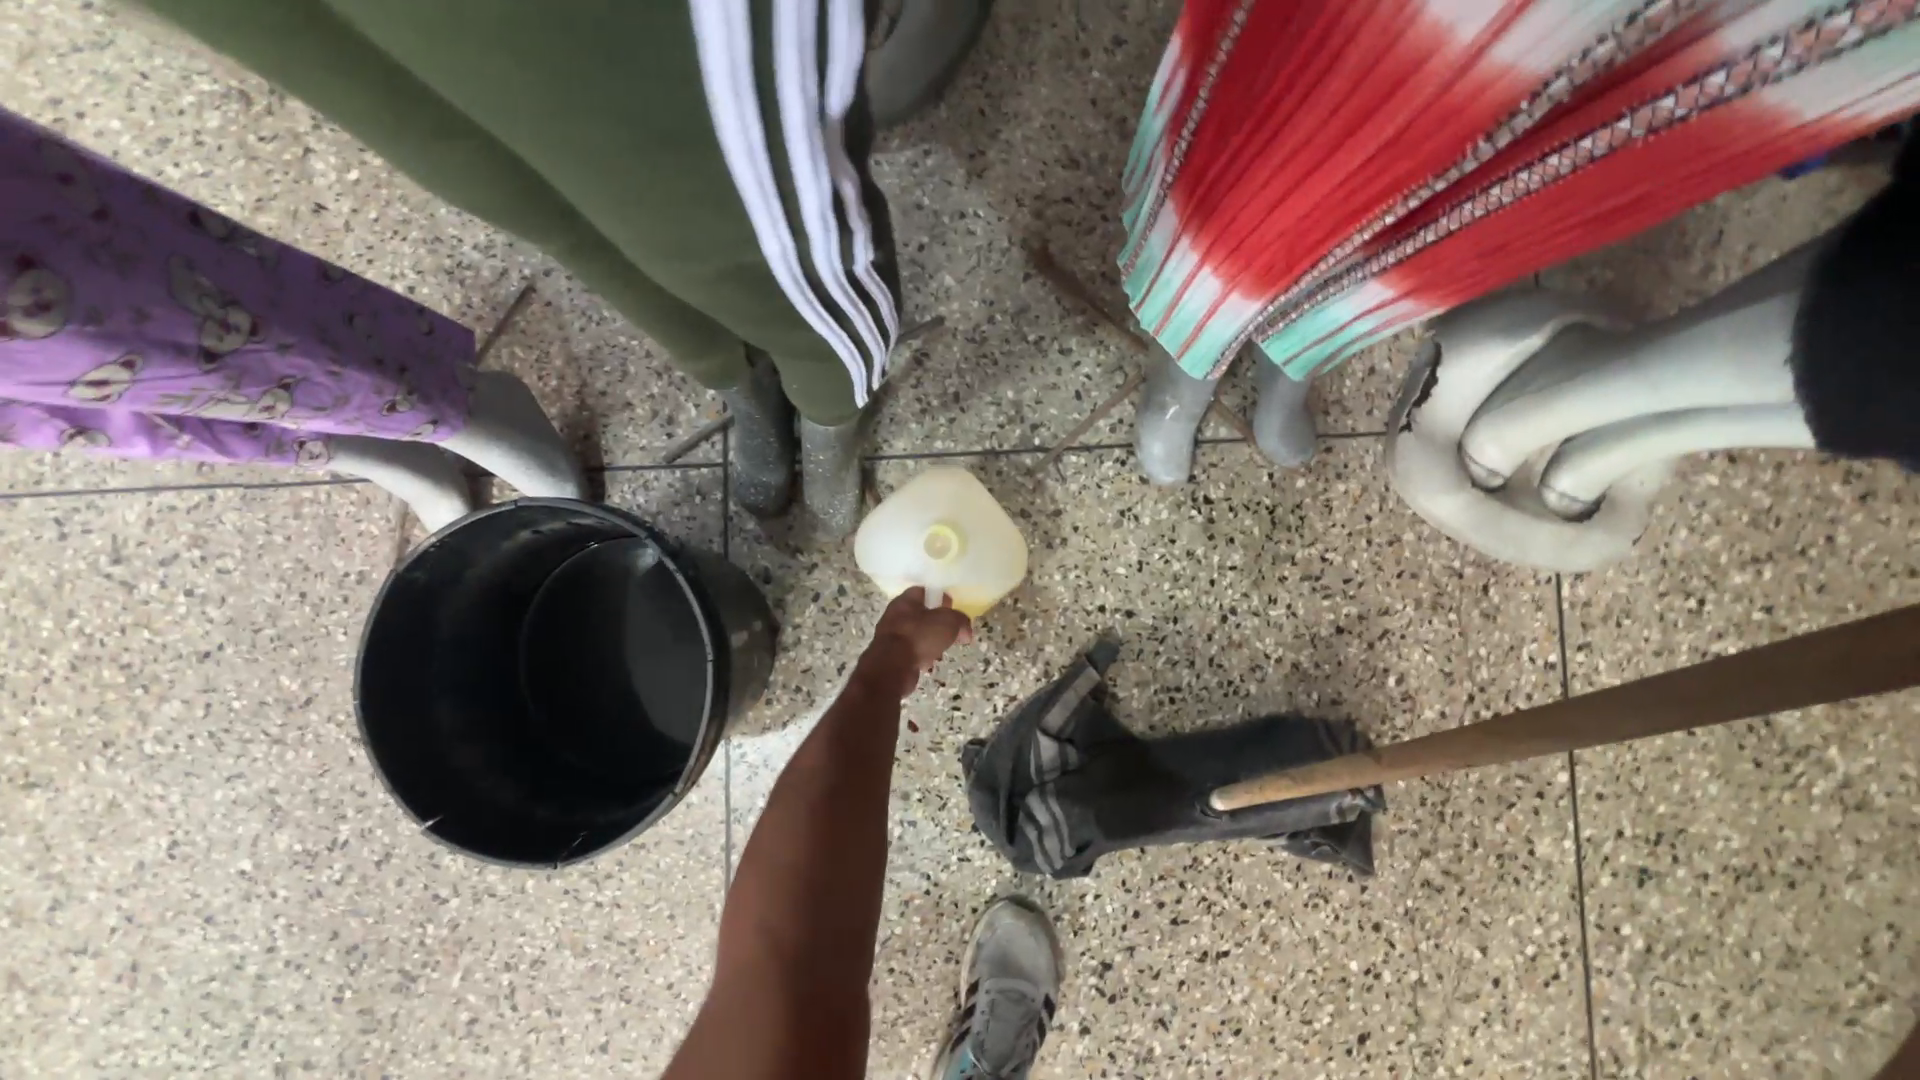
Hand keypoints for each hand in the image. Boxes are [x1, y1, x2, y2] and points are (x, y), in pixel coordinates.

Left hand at [855, 588, 974, 698]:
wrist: (892, 667)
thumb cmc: (919, 636)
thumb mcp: (949, 622)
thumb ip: (961, 621)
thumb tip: (965, 631)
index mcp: (905, 601)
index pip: (923, 592)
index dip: (939, 598)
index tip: (952, 608)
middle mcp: (894, 616)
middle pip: (920, 615)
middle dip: (937, 624)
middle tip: (951, 632)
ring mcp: (890, 637)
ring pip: (916, 635)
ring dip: (930, 642)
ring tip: (942, 650)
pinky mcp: (890, 656)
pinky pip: (911, 652)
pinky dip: (921, 657)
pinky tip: (929, 664)